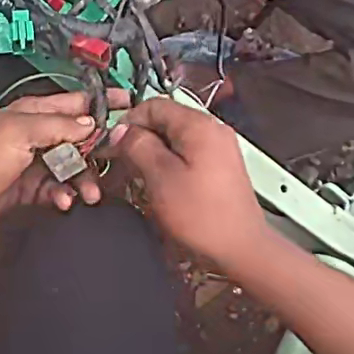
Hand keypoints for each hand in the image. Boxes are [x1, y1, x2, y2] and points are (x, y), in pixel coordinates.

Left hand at [0, 90, 126, 230]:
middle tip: (111, 163)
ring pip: (72, 168)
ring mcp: (35, 162)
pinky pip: (58, 189)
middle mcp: (38, 135)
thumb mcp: (20, 132)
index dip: (102, 104)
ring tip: (88, 193)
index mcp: (34, 113)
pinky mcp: (32, 188)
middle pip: (80, 139)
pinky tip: (63, 201)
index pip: (76, 103)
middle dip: (97, 152)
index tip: (128, 106)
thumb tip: (90, 123)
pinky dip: (64, 195)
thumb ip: (58, 125)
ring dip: (83, 180)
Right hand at [110, 98, 273, 267]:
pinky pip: (187, 154)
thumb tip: (122, 129)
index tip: (112, 145)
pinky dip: (169, 164)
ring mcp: (219, 148)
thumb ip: (138, 146)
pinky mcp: (221, 167)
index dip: (128, 122)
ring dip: (152, 153)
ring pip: (175, 139)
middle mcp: (213, 129)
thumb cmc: (200, 214)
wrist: (241, 249)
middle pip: (165, 121)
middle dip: (139, 139)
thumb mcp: (160, 177)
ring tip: (139, 177)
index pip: (154, 105)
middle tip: (121, 163)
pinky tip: (160, 184)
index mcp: (199, 125)